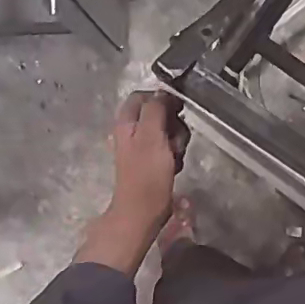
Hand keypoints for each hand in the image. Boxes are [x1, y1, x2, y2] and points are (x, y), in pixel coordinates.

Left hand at [107, 91, 181, 225]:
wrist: (142, 211)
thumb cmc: (146, 174)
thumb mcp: (151, 135)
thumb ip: (155, 109)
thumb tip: (162, 91)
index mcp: (126, 121)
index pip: (143, 95)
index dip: (161, 98)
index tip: (178, 109)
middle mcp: (132, 131)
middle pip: (158, 112)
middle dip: (173, 122)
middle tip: (176, 138)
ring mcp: (142, 147)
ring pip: (166, 130)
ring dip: (177, 140)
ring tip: (175, 155)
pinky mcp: (152, 161)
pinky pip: (168, 148)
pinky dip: (174, 154)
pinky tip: (175, 165)